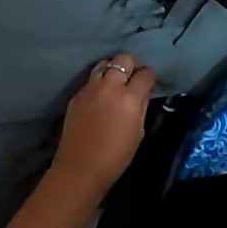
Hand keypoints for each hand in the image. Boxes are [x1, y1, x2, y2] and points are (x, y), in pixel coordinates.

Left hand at [52, 53, 154, 192]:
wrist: (80, 168)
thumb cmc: (116, 155)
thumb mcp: (138, 132)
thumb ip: (142, 106)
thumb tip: (145, 90)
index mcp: (129, 97)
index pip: (145, 73)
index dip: (150, 77)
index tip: (149, 84)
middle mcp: (109, 86)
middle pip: (123, 59)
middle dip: (132, 65)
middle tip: (133, 78)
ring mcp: (90, 88)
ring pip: (104, 64)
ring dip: (113, 70)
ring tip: (115, 83)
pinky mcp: (77, 95)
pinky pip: (91, 79)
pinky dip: (99, 82)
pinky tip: (101, 96)